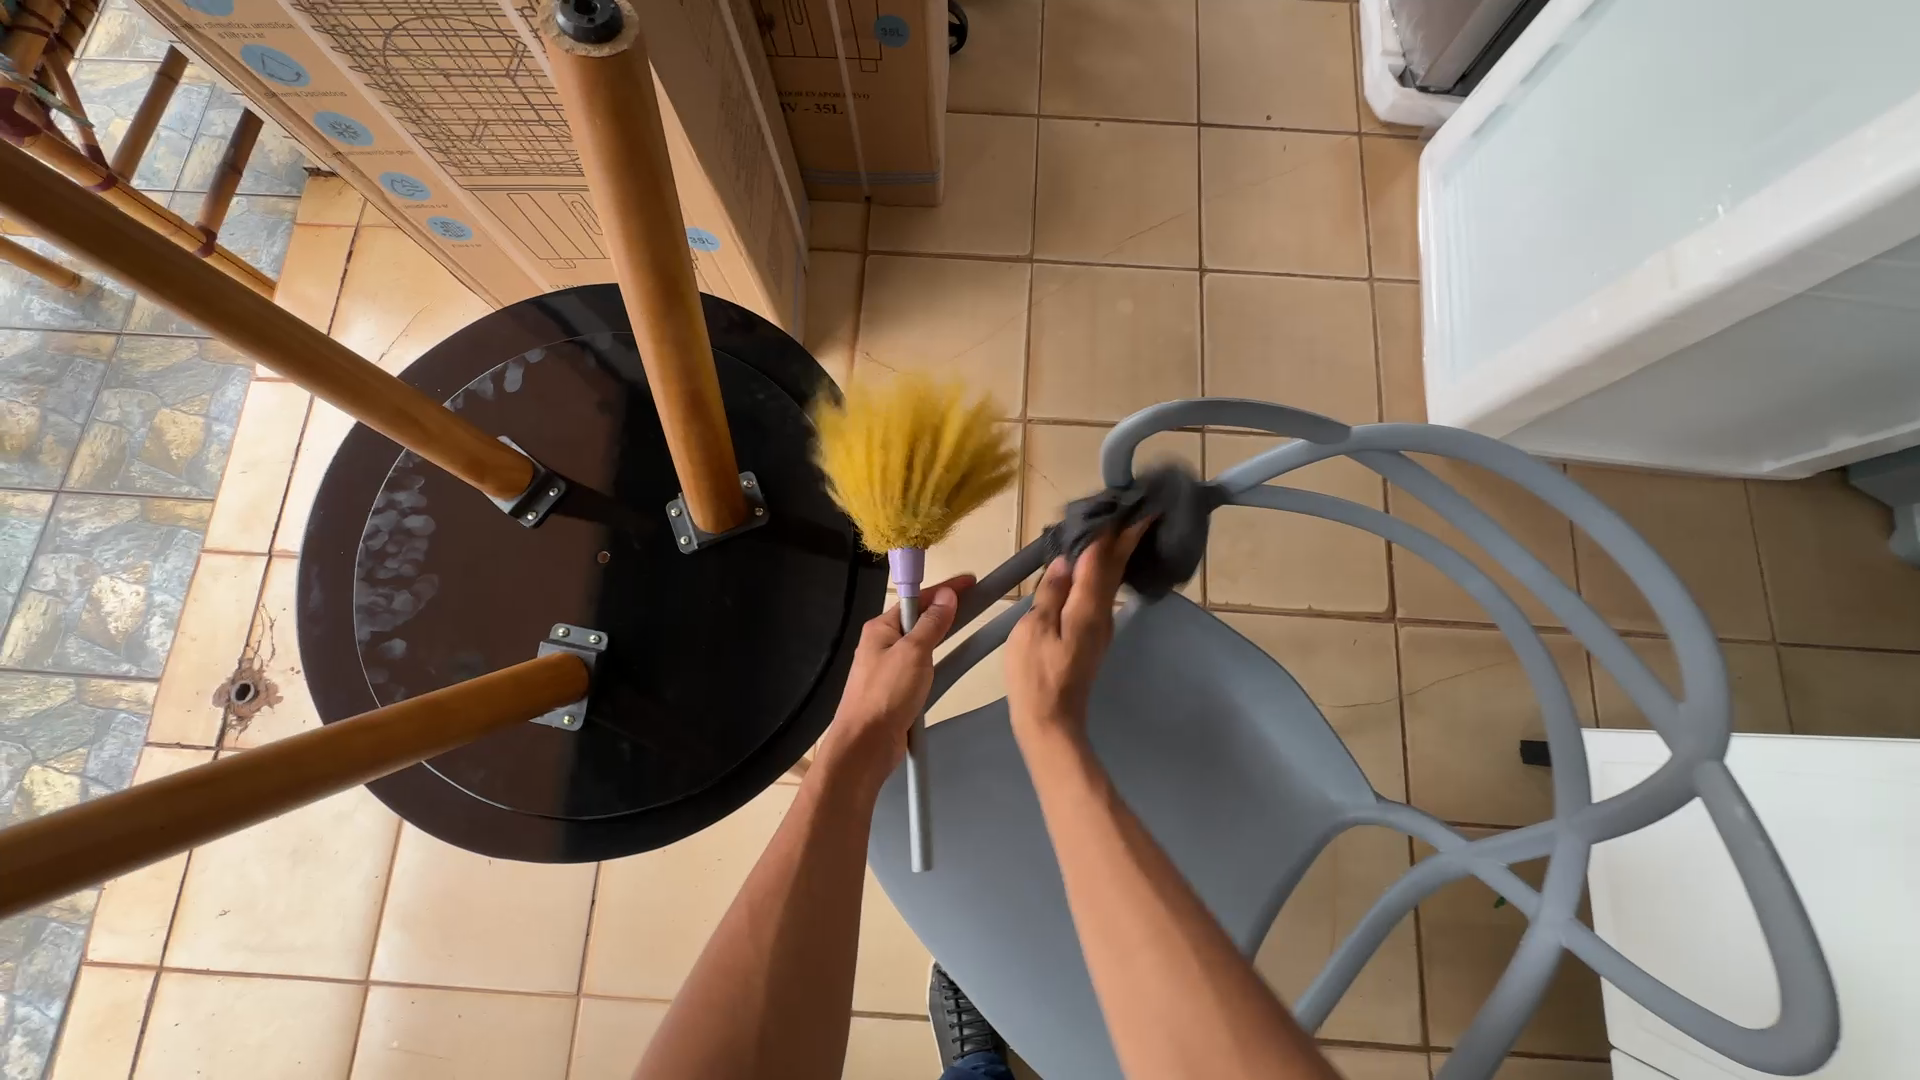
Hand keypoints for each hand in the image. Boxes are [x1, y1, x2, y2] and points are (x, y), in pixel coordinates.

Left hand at [816, 574, 972, 778]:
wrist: (865, 745)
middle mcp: (882, 643)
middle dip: (945, 608)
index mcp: (882, 628)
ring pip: (921, 643)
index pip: (917, 599)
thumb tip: (947, 596)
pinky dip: (936, 660)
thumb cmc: (886, 693)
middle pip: (919, 619)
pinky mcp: (896, 690)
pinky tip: (949, 663)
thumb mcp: (914, 653)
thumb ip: (932, 624)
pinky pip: (921, 666)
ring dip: (940, 634)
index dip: (945, 589)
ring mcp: (888, 668)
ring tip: (966, 626)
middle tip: (975, 601)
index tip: (971, 581)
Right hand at [1006, 522, 1149, 752]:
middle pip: (1114, 568)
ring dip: (1113, 554)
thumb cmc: (1037, 675)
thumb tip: (1064, 561)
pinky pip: (1099, 594)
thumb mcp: (1034, 629)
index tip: (1127, 506)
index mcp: (1088, 607)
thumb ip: (1051, 593)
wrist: (1050, 721)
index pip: (1102, 559)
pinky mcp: (1092, 638)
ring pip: (1109, 581)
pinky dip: (1099, 574)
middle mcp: (1102, 613)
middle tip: (1136, 510)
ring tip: (1113, 530)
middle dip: (1124, 539)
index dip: (1113, 532)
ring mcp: (1100, 628)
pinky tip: (1090, 569)